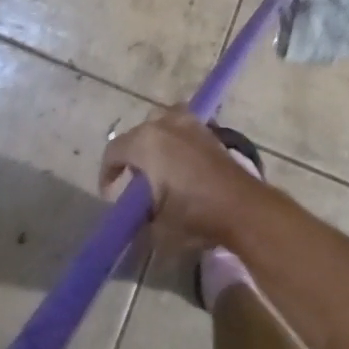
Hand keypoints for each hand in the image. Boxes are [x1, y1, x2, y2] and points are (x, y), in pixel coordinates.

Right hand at [99, 107, 264, 246]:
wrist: (241, 207)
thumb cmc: (193, 214)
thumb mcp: (155, 225)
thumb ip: (137, 215)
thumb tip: (136, 212)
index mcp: (145, 142)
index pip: (114, 151)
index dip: (107, 173)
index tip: (110, 195)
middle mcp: (165, 123)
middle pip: (137, 134)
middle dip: (131, 156)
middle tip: (133, 183)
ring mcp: (189, 122)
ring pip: (161, 125)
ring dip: (153, 143)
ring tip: (156, 169)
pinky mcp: (208, 130)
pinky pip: (181, 129)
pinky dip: (175, 141)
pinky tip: (179, 165)